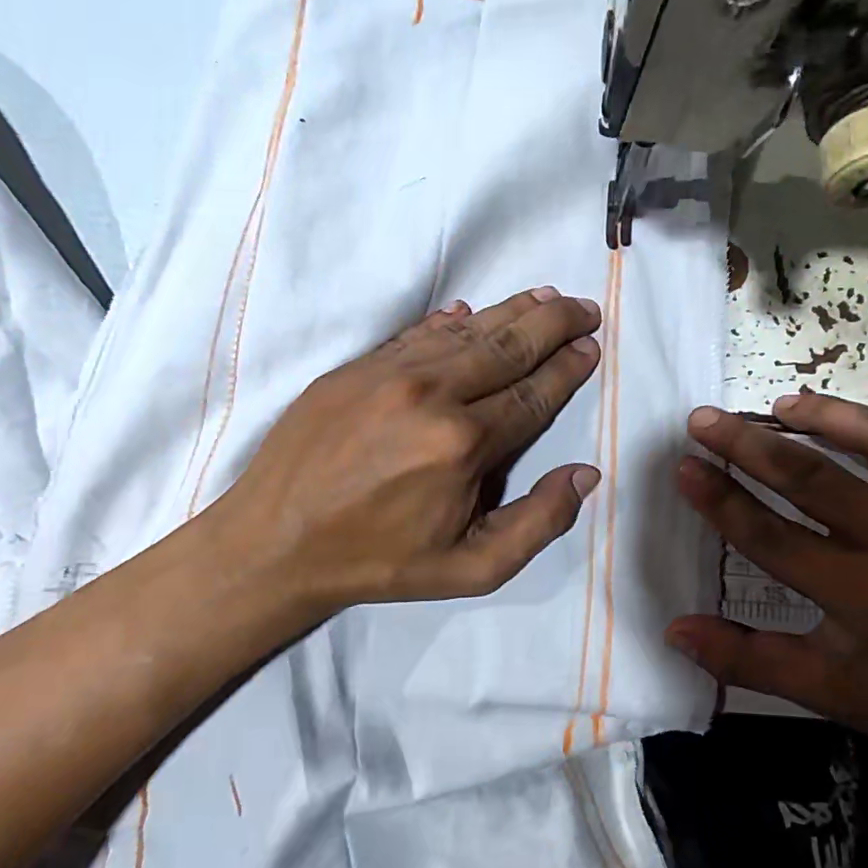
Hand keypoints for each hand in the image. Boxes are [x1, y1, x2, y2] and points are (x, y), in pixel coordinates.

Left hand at [204, 287, 603, 614]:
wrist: (276, 542)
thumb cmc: (379, 561)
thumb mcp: (471, 568)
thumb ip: (538, 524)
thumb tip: (586, 473)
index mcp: (463, 444)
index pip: (533, 393)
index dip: (568, 369)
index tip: (591, 347)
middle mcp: (431, 394)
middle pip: (508, 346)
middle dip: (553, 323)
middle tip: (583, 307)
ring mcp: (388, 373)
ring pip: (466, 331)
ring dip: (511, 311)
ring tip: (545, 298)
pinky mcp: (354, 368)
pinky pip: (416, 333)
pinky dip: (451, 320)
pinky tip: (471, 310)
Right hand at [667, 373, 867, 829]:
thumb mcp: (832, 697)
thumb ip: (749, 661)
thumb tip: (675, 630)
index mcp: (864, 596)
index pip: (771, 536)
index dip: (720, 500)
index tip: (683, 465)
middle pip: (815, 479)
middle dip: (750, 444)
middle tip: (706, 418)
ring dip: (831, 416)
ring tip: (785, 401)